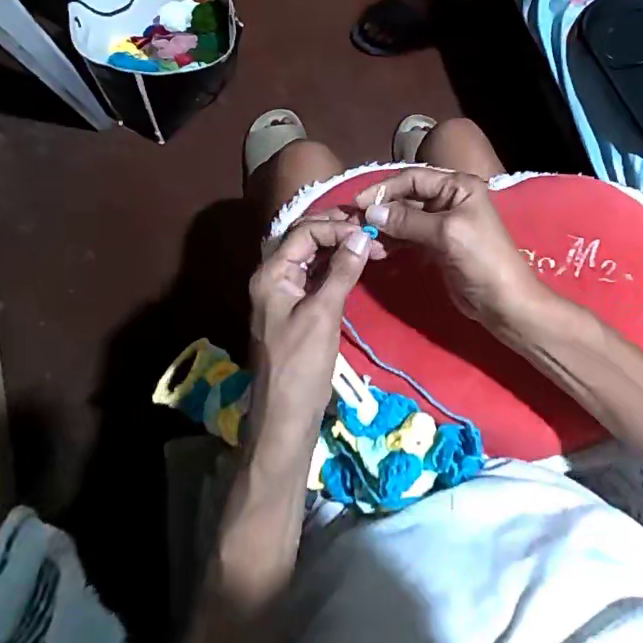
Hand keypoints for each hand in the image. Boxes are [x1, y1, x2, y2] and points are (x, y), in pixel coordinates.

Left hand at [246, 215, 380, 454]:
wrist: (285, 416)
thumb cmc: (301, 365)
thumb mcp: (323, 314)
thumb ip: (341, 272)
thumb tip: (362, 236)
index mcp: (271, 274)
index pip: (304, 232)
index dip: (336, 227)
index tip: (367, 233)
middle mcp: (274, 277)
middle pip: (304, 238)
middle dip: (337, 230)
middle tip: (370, 231)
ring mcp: (284, 293)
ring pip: (311, 255)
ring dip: (339, 246)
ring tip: (370, 244)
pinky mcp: (297, 307)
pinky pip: (315, 275)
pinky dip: (336, 266)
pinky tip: (356, 264)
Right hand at [356, 168, 544, 330]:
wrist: (504, 302)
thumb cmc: (482, 259)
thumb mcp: (446, 234)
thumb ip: (408, 220)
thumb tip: (371, 211)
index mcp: (457, 186)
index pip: (413, 177)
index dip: (384, 188)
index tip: (358, 203)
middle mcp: (449, 198)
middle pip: (406, 196)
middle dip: (381, 209)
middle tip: (354, 223)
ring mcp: (442, 222)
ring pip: (404, 218)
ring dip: (383, 228)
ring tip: (363, 240)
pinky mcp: (436, 245)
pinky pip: (407, 236)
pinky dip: (392, 242)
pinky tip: (377, 250)